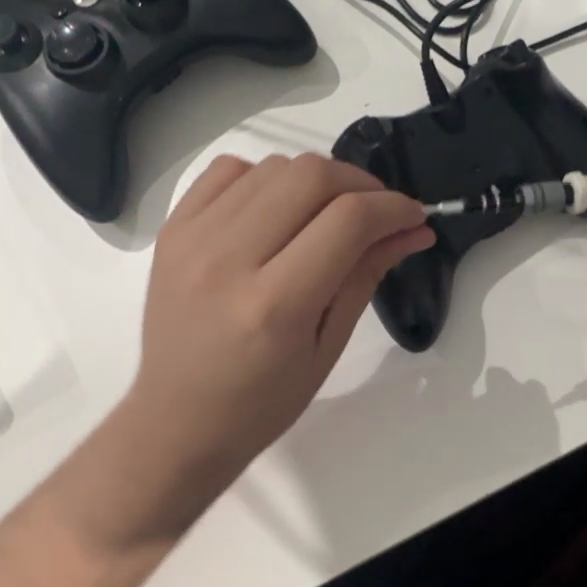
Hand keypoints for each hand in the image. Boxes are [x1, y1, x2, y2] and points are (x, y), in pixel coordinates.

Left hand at [80, 154, 432, 541]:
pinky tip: (278, 211)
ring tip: (329, 215)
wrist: (179, 420)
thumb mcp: (327, 347)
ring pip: (273, 166)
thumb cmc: (263, 402)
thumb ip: (365, 277)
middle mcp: (229, 260)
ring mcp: (193, 238)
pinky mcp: (173, 230)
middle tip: (378, 213)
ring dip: (316, 181)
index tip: (414, 218)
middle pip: (310, 176)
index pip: (348, 221)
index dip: (394, 208)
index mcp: (275, 306)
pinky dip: (266, 178)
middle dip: (360, 184)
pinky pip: (228, 170)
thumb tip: (411, 230)